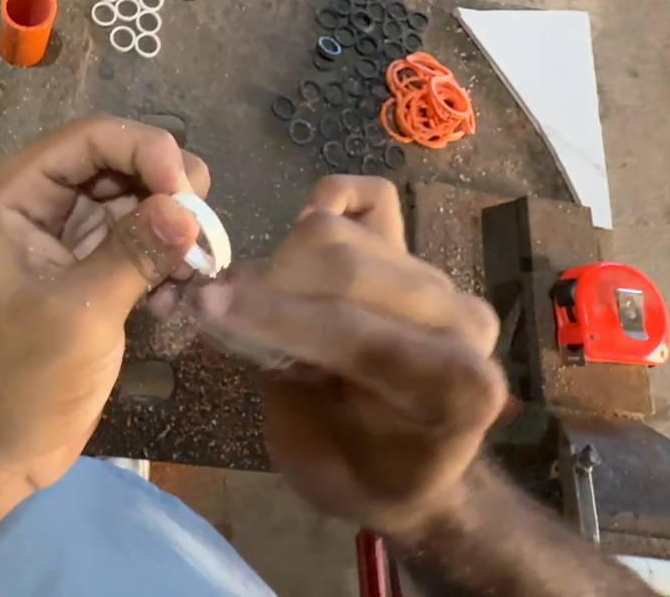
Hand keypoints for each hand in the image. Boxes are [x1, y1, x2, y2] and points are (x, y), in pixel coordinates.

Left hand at [0, 116, 208, 489]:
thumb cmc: (16, 382)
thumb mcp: (80, 313)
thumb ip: (136, 252)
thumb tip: (189, 209)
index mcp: (12, 193)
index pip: (91, 137)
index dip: (148, 151)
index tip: (189, 197)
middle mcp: (35, 199)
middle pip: (117, 162)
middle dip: (166, 192)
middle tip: (202, 237)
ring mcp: (61, 233)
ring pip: (132, 199)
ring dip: (170, 229)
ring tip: (193, 274)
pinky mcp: (83, 266)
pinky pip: (134, 239)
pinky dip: (161, 258)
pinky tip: (173, 297)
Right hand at [193, 176, 505, 535]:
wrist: (402, 469)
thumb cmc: (355, 472)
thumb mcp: (315, 456)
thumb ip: (279, 372)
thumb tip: (213, 298)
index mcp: (457, 387)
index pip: (354, 331)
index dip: (274, 316)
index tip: (207, 306)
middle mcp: (461, 322)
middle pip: (343, 266)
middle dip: (269, 288)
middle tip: (218, 311)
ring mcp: (440, 281)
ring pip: (342, 233)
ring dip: (281, 259)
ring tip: (253, 296)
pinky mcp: (415, 254)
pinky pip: (376, 200)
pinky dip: (336, 197)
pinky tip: (310, 220)